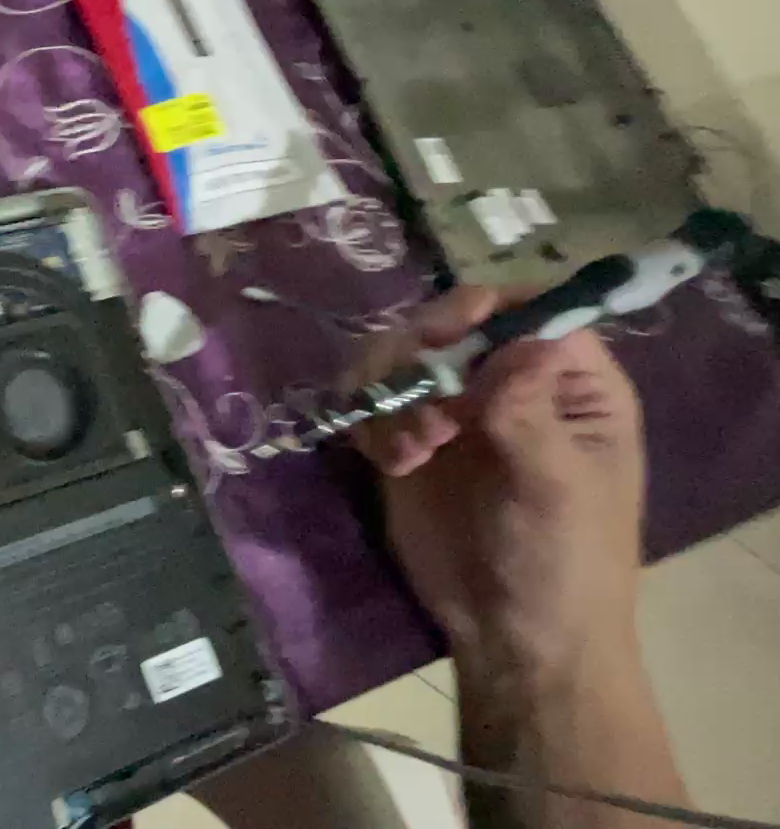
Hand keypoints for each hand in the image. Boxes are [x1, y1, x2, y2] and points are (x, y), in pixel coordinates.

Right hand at [349, 287, 647, 677]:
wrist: (502, 624)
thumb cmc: (558, 557)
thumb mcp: (554, 484)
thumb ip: (529, 410)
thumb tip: (526, 338)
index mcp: (567, 385)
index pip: (525, 310)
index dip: (476, 309)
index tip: (437, 341)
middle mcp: (504, 384)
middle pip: (441, 325)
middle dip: (416, 364)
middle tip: (422, 420)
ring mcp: (449, 408)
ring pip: (393, 358)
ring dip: (387, 398)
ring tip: (405, 453)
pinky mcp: (401, 433)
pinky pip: (365, 398)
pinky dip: (366, 423)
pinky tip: (388, 463)